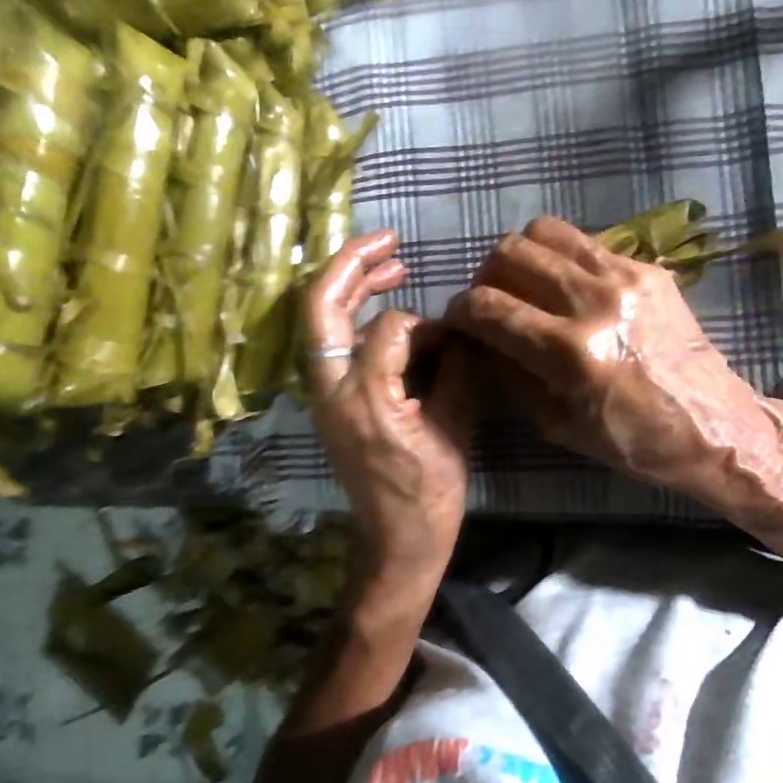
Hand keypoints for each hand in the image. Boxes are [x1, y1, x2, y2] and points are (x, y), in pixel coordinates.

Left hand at [306, 230, 476, 598]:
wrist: (395, 542)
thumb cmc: (429, 496)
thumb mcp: (455, 430)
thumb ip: (459, 369)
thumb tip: (463, 326)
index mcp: (364, 398)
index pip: (390, 329)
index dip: (429, 326)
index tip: (455, 343)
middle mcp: (330, 389)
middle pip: (321, 305)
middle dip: (353, 264)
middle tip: (392, 240)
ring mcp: (322, 396)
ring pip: (319, 320)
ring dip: (350, 285)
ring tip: (390, 263)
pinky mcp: (327, 402)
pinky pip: (330, 343)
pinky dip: (351, 316)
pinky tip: (382, 309)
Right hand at [446, 217, 782, 512]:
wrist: (711, 424)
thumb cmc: (629, 439)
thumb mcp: (556, 423)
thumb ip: (509, 373)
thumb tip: (478, 338)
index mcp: (569, 352)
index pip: (489, 307)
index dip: (460, 310)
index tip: (457, 320)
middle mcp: (594, 302)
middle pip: (511, 253)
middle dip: (486, 276)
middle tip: (491, 300)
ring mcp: (624, 278)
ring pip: (546, 232)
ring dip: (521, 255)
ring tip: (524, 283)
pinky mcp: (647, 269)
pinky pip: (585, 243)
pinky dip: (561, 259)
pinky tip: (567, 286)